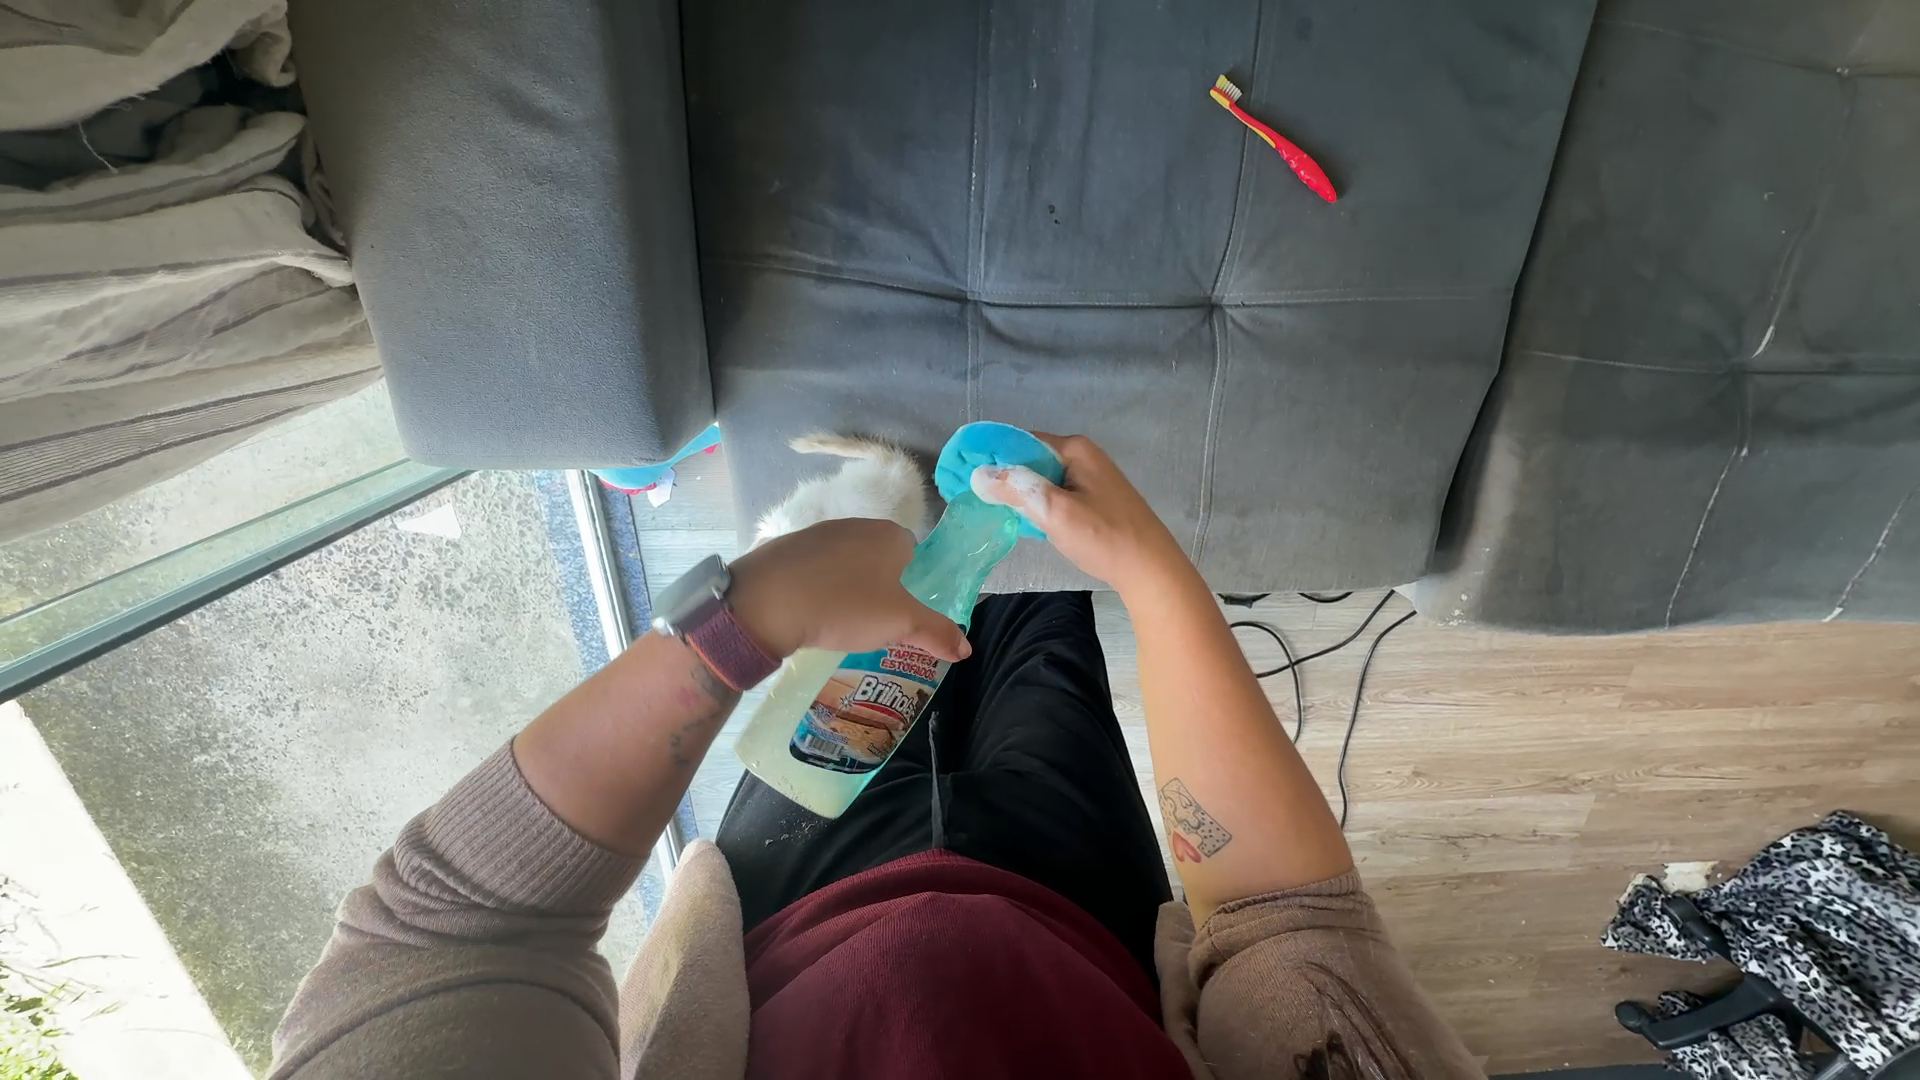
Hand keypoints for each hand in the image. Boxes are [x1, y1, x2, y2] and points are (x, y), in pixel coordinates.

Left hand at [725, 517, 971, 661]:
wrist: (766, 601)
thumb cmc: (846, 605)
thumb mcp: (901, 623)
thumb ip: (938, 632)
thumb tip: (966, 647)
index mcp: (891, 535)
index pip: (916, 556)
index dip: (914, 586)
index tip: (903, 614)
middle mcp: (858, 525)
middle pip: (882, 559)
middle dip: (882, 588)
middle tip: (875, 624)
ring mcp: (819, 533)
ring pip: (847, 564)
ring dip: (849, 588)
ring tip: (842, 622)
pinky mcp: (788, 547)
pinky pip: (816, 569)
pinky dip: (819, 588)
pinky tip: (812, 613)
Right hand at [970, 432, 1187, 592]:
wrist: (1150, 569)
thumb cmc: (1104, 537)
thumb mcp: (1055, 512)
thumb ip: (1017, 489)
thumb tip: (978, 474)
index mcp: (1073, 449)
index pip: (1018, 440)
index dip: (987, 455)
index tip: (959, 472)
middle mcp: (1081, 455)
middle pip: (1028, 457)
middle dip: (998, 472)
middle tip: (966, 492)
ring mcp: (1088, 477)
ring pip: (1039, 477)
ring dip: (1014, 489)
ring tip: (983, 504)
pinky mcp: (1092, 498)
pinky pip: (1052, 491)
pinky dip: (1033, 501)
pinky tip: (1017, 518)